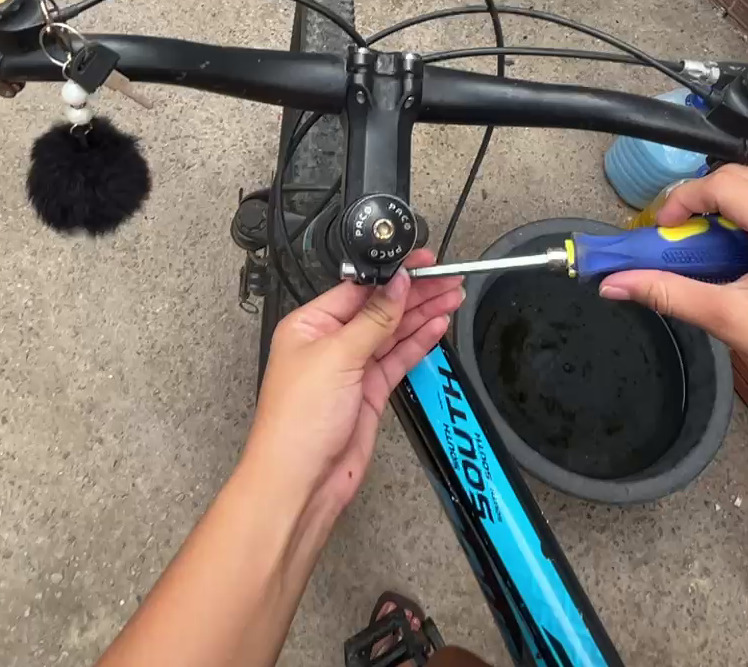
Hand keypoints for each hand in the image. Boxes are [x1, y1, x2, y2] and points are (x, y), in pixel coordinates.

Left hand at [245, 251, 463, 514]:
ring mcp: (351, 368)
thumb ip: (373, 319)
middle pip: (379, 308)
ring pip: (393, 331)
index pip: (358, 289)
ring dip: (422, 313)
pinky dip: (419, 341)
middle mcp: (330, 343)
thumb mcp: (337, 357)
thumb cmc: (296, 423)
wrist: (301, 482)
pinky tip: (437, 325)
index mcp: (310, 324)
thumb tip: (396, 285)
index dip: (392, 275)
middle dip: (414, 292)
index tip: (420, 263)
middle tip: (446, 278)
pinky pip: (398, 358)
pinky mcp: (369, 392)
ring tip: (451, 295)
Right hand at [597, 165, 747, 415]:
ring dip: (726, 200)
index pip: (726, 184)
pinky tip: (742, 243)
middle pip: (743, 174)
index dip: (684, 199)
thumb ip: (668, 294)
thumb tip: (612, 284)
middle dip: (702, 197)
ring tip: (708, 239)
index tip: (664, 230)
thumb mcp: (732, 323)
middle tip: (681, 234)